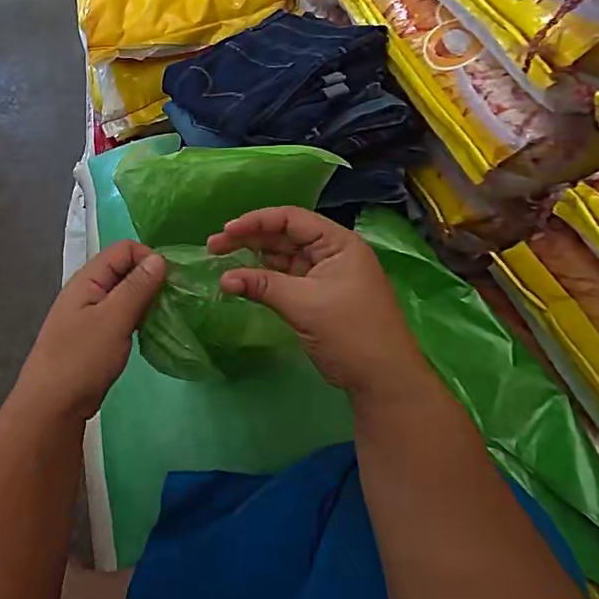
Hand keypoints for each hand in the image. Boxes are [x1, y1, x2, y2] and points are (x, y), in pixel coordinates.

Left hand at [14, 240, 166, 421]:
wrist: (52, 407)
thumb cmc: (82, 359)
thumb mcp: (114, 319)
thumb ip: (137, 286)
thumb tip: (159, 258)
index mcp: (88, 279)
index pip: (124, 249)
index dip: (149, 258)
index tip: (171, 281)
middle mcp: (88, 291)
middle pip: (125, 269)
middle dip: (151, 278)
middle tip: (174, 299)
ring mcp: (91, 314)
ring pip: (125, 294)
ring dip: (146, 300)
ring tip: (167, 315)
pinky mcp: (96, 336)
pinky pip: (122, 315)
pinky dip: (139, 318)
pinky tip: (151, 331)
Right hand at [209, 208, 435, 403]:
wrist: (384, 379)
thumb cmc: (350, 333)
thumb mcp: (304, 305)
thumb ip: (263, 286)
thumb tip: (224, 279)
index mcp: (338, 242)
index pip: (292, 218)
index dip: (256, 221)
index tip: (226, 230)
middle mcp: (333, 252)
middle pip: (286, 235)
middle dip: (250, 238)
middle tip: (214, 247)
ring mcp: (327, 274)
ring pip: (285, 256)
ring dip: (255, 258)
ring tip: (222, 260)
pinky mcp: (320, 296)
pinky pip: (288, 277)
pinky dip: (266, 278)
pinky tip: (243, 279)